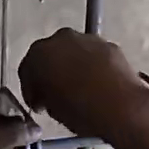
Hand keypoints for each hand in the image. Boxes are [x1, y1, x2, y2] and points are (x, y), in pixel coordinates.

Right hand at [18, 28, 148, 139]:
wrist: (120, 106)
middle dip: (52, 71)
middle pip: (51, 54)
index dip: (31, 88)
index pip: (27, 69)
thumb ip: (45, 96)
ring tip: (81, 89)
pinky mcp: (109, 44)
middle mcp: (61, 38)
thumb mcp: (52, 109)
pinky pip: (95, 54)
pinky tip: (99, 83)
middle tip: (57, 93)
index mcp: (38, 54)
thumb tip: (48, 97)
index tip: (38, 102)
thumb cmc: (80, 110)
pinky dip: (94, 65)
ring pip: (74, 51)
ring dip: (74, 65)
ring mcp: (87, 38)